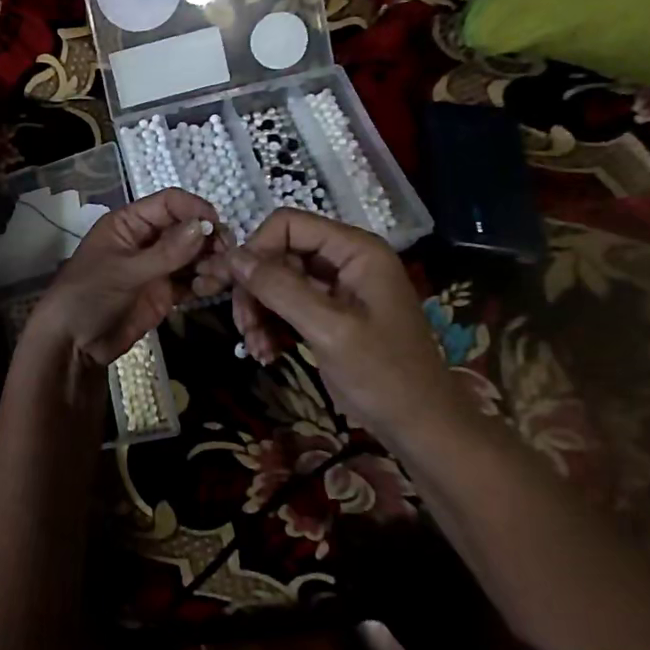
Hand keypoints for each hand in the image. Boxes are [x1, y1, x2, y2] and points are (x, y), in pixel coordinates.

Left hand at [26, 188, 224, 365]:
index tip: (217, 227)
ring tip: (219, 277)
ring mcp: (155, 267)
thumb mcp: (125, 272)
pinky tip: (211, 288)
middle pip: (187, 228)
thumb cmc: (88, 296)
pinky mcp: (163, 293)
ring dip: (210, 262)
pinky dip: (205, 282)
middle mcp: (145, 240)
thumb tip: (204, 226)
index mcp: (128, 223)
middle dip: (208, 239)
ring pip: (193, 255)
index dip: (194, 210)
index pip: (168, 203)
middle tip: (227, 257)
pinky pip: (191, 280)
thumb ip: (166, 252)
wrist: (73, 343)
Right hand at [226, 209, 463, 439]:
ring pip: (274, 282)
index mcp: (356, 251)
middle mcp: (344, 261)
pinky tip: (266, 354)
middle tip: (243, 328)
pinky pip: (283, 306)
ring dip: (257, 313)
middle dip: (253, 290)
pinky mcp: (325, 315)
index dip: (256, 250)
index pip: (287, 225)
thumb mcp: (328, 328)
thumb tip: (232, 257)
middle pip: (276, 255)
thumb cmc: (383, 374)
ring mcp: (335, 289)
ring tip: (255, 347)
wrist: (417, 424)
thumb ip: (280, 288)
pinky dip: (268, 327)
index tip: (237, 288)